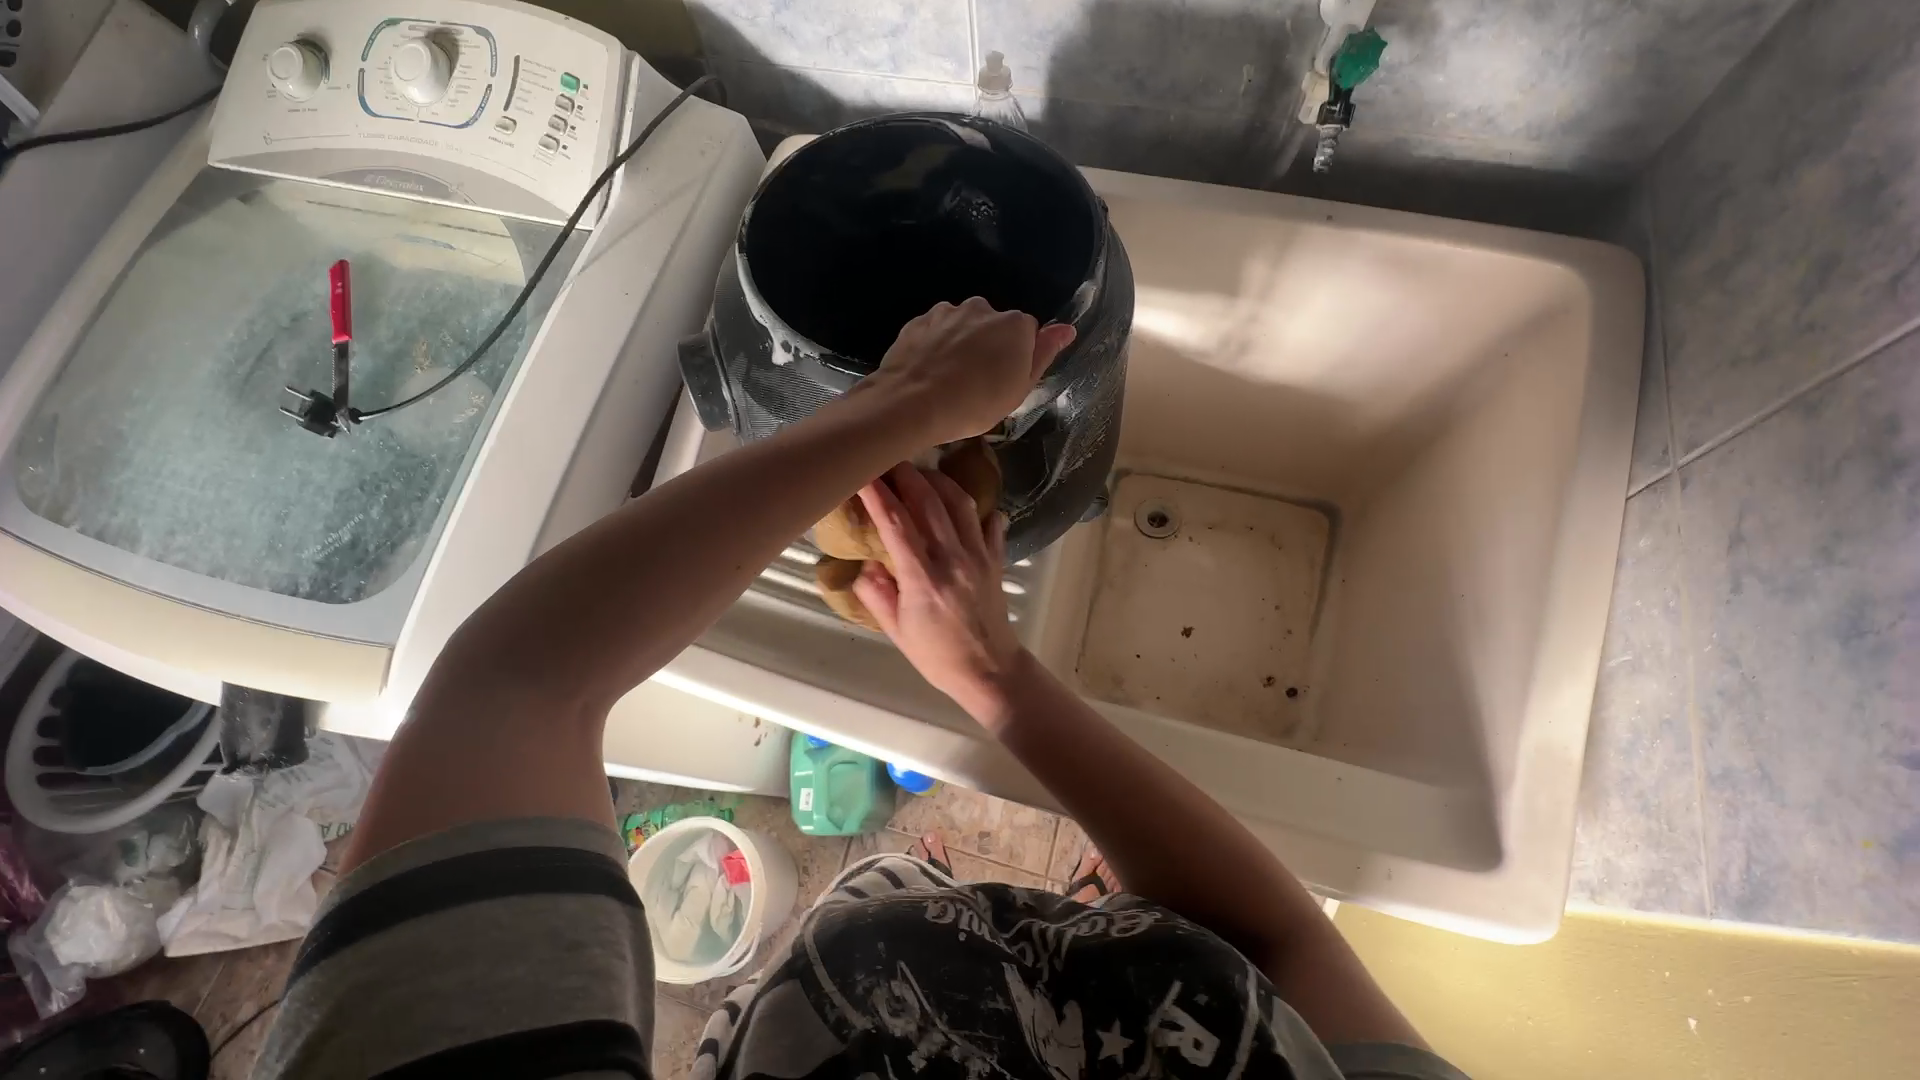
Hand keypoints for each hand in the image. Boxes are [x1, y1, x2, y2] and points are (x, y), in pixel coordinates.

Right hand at [851, 463, 1024, 720]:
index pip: (897, 524)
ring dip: (939, 481)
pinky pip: (989, 522)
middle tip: (889, 461)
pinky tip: (962, 504)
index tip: (861, 474)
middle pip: (930, 501)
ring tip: (921, 474)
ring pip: (960, 503)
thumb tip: (864, 565)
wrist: (990, 671)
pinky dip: (976, 508)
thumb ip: (877, 595)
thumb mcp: (897, 631)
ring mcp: (979, 556)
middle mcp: (953, 559)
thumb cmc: (938, 656)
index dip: (878, 495)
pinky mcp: (996, 559)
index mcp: (923, 578)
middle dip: (907, 475)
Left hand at [862, 298, 1075, 443]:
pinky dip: (935, 347)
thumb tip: (1067, 329)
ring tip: (949, 380)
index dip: (1018, 358)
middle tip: (977, 384)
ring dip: (961, 345)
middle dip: (989, 347)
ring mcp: (947, 311)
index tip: (1005, 381)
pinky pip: (935, 332)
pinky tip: (928, 373)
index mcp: (1015, 324)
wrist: (911, 403)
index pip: (1027, 333)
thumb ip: (1043, 354)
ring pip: (963, 326)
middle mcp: (982, 307)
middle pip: (994, 326)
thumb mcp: (1019, 389)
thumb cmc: (975, 404)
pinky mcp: (918, 321)